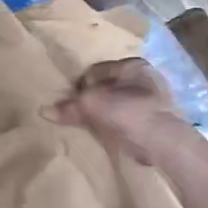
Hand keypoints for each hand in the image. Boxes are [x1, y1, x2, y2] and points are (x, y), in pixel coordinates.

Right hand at [45, 57, 186, 163]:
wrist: (163, 142)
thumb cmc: (128, 112)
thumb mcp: (91, 105)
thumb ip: (68, 106)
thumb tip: (44, 111)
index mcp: (133, 65)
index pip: (95, 71)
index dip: (78, 86)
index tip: (69, 101)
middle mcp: (146, 77)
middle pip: (105, 87)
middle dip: (90, 99)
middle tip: (75, 113)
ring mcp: (154, 99)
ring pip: (115, 102)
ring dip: (101, 112)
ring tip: (87, 124)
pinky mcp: (155, 119)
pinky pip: (125, 117)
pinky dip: (113, 123)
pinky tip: (104, 132)